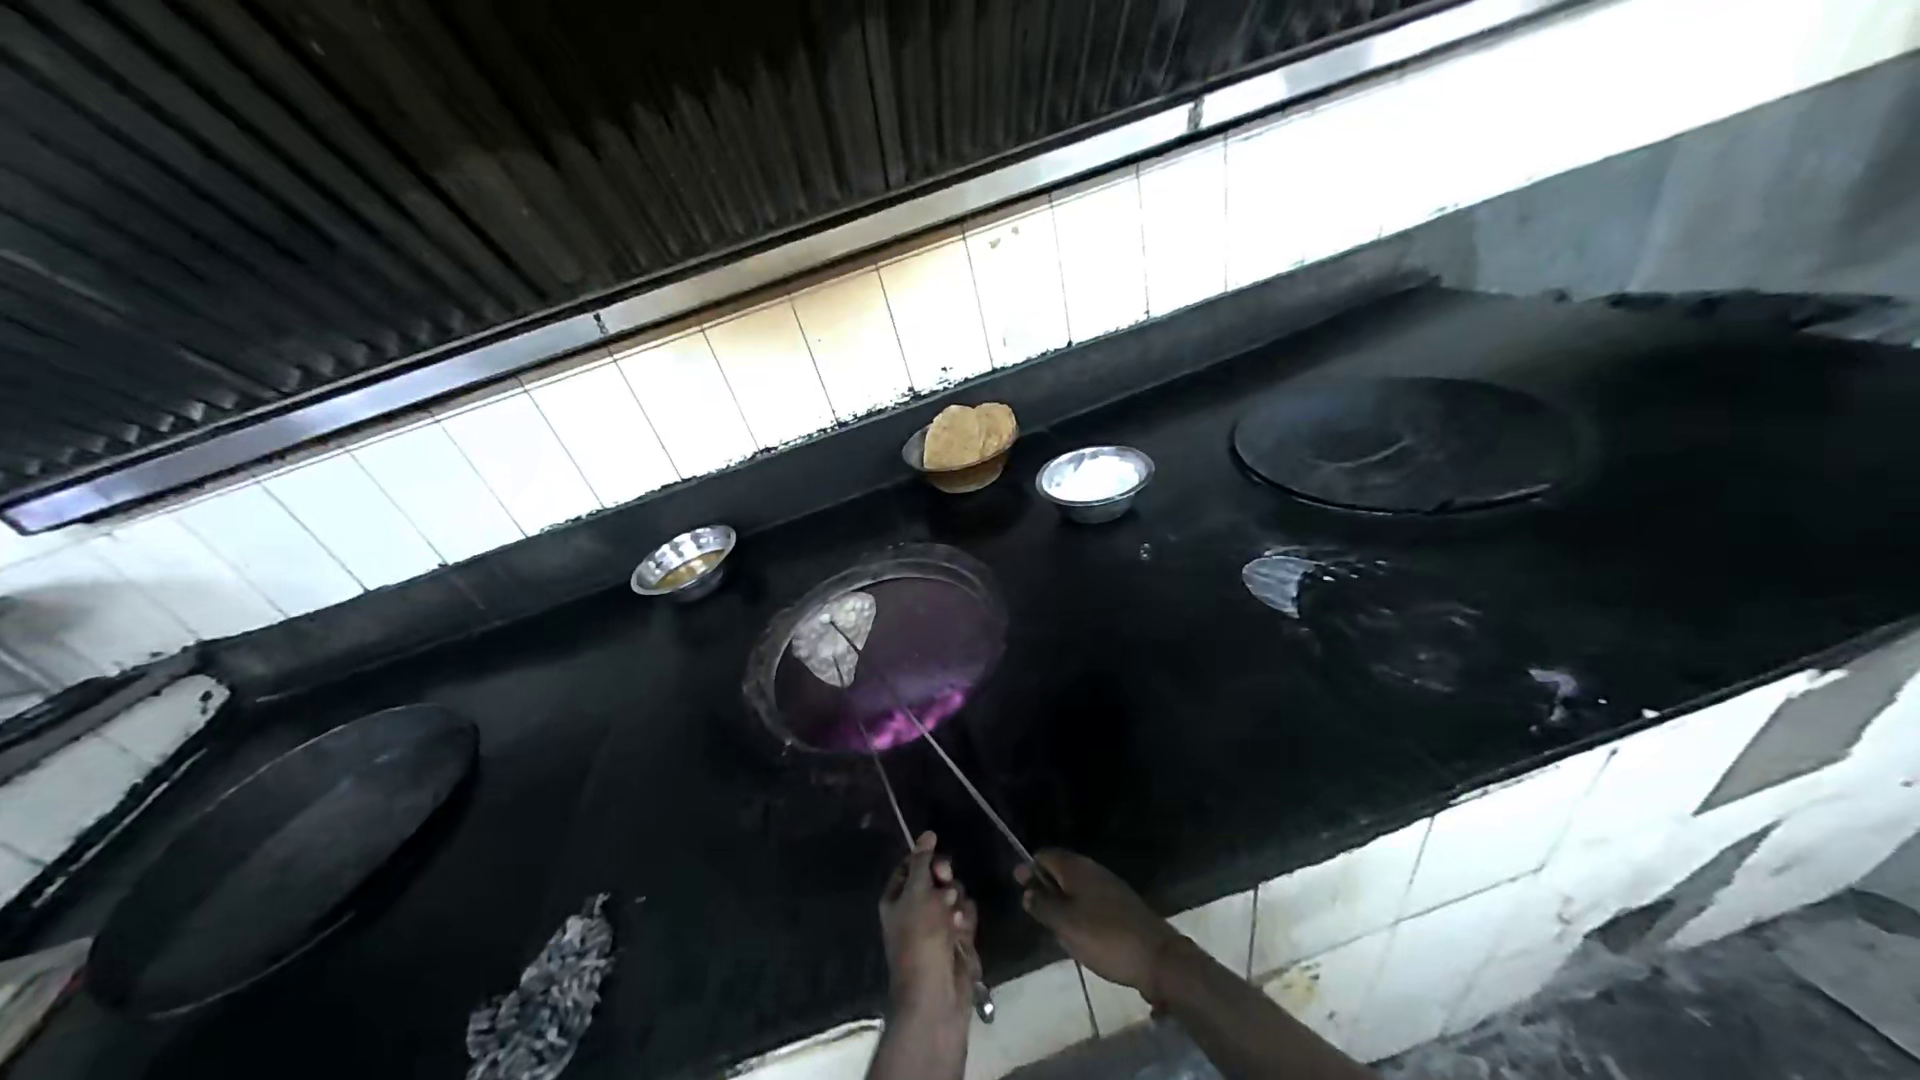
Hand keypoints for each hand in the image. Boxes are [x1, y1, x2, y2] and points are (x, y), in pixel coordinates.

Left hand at [879, 832, 980, 1023]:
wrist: (935, 994)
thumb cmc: (919, 939)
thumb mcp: (917, 893)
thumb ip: (923, 861)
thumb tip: (927, 833)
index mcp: (897, 898)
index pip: (911, 866)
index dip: (925, 860)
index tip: (937, 862)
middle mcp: (916, 909)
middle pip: (937, 878)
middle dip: (946, 881)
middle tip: (946, 888)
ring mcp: (937, 925)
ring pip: (956, 894)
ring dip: (957, 904)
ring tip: (952, 922)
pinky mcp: (957, 938)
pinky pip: (966, 915)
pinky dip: (965, 922)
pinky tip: (961, 935)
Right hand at [1016, 850, 1180, 998]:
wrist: (1158, 958)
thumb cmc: (1105, 937)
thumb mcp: (1065, 924)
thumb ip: (1042, 905)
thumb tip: (1027, 891)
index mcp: (1077, 868)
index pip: (1045, 855)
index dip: (1029, 869)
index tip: (1019, 889)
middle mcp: (1093, 870)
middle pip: (1060, 870)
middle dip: (1045, 887)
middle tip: (1034, 911)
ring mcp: (1109, 887)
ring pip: (1076, 887)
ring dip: (1061, 902)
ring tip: (1053, 926)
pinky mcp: (1121, 906)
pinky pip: (1090, 901)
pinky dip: (1079, 912)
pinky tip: (1079, 934)